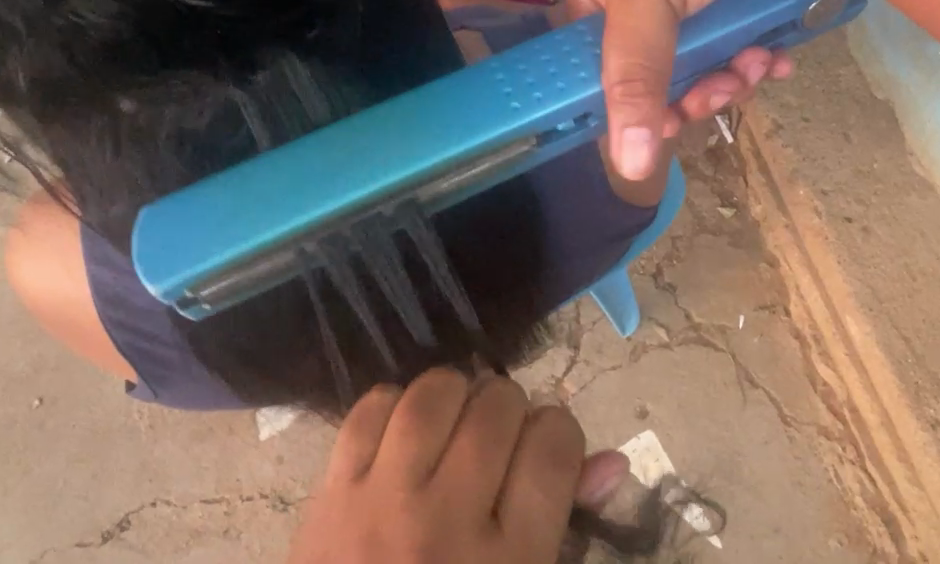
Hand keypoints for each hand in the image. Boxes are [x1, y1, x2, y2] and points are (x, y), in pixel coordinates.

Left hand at [287, 370, 628, 563]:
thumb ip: (567, 527)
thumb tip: (610, 461)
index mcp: (509, 563)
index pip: (553, 448)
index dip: (559, 431)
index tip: (545, 447)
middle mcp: (447, 526)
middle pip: (497, 409)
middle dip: (509, 408)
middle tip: (499, 438)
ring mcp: (382, 507)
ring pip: (433, 396)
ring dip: (456, 394)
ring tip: (456, 420)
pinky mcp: (329, 498)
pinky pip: (369, 411)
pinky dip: (395, 405)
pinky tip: (405, 434)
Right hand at [563, 0, 795, 180]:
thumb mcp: (646, 1)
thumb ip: (634, 80)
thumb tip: (626, 167)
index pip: (595, 72)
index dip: (626, 107)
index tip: (661, 127)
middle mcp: (636, 3)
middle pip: (653, 78)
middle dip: (692, 91)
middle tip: (721, 90)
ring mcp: (688, 1)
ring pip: (700, 68)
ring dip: (731, 77)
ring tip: (757, 62)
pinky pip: (735, 47)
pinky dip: (754, 58)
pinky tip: (776, 55)